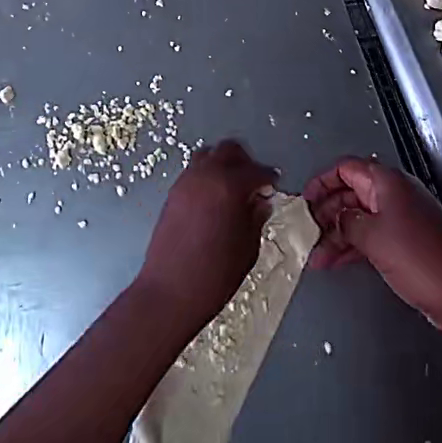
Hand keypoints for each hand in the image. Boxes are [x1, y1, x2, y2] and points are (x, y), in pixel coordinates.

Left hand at [133, 140, 278, 329]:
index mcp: (230, 186)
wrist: (169, 292)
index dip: (269, 177)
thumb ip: (256, 218)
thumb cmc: (215, 274)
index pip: (256, 171)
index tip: (273, 186)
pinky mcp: (172, 193)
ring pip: (208, 155)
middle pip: (229, 150)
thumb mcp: (248, 248)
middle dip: (245, 162)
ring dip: (223, 165)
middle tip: (254, 182)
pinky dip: (207, 176)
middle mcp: (207, 175)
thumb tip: (261, 202)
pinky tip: (214, 199)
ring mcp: (186, 182)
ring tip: (232, 188)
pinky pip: (194, 171)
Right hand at [303, 156, 441, 330]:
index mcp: (387, 181)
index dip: (322, 181)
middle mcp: (395, 193)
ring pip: (359, 216)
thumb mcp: (370, 236)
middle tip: (307, 230)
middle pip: (351, 192)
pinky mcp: (407, 241)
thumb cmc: (416, 257)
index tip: (305, 200)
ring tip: (315, 255)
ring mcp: (402, 217)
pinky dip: (352, 245)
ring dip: (336, 233)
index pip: (346, 168)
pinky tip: (334, 261)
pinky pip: (371, 235)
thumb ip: (346, 221)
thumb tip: (337, 216)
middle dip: (326, 211)